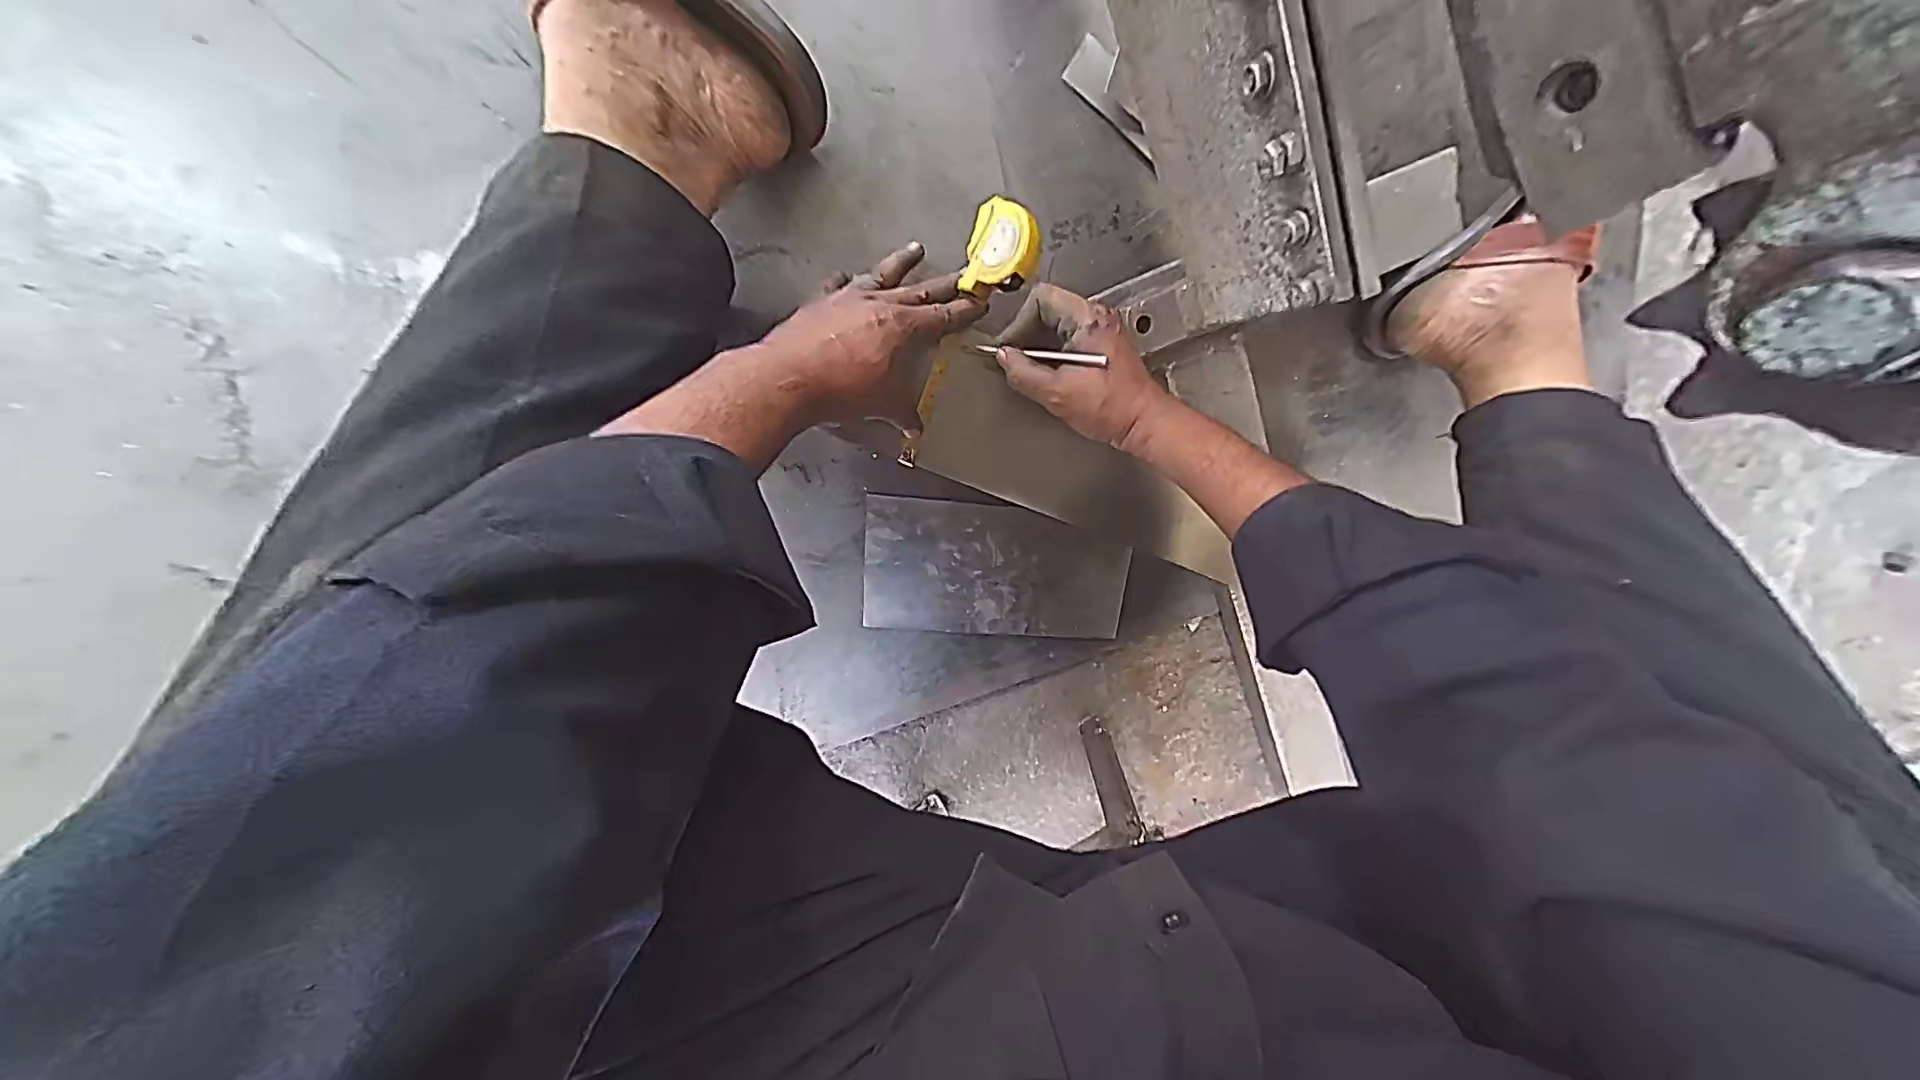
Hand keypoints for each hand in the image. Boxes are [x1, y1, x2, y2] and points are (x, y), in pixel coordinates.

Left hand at [754, 242, 986, 422]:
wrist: (789, 378)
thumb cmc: (842, 390)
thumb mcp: (883, 406)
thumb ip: (903, 415)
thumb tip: (914, 430)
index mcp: (903, 327)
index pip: (943, 316)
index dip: (964, 310)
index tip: (980, 301)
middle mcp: (879, 304)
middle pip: (921, 289)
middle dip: (946, 283)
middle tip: (964, 273)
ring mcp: (848, 298)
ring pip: (883, 274)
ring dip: (902, 262)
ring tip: (916, 250)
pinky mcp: (821, 302)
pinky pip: (839, 285)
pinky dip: (847, 281)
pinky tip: (847, 276)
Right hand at [992, 284, 1172, 449]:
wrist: (1142, 423)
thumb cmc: (1113, 407)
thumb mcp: (1058, 393)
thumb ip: (1024, 373)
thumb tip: (1004, 358)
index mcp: (1089, 319)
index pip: (1041, 299)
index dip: (1020, 323)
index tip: (1011, 348)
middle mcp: (1097, 317)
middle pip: (1047, 311)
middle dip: (1026, 336)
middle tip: (1016, 361)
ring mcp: (1100, 331)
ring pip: (1055, 326)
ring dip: (1037, 347)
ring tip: (1031, 371)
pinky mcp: (1100, 346)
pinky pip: (1066, 340)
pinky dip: (1051, 354)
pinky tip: (1047, 375)